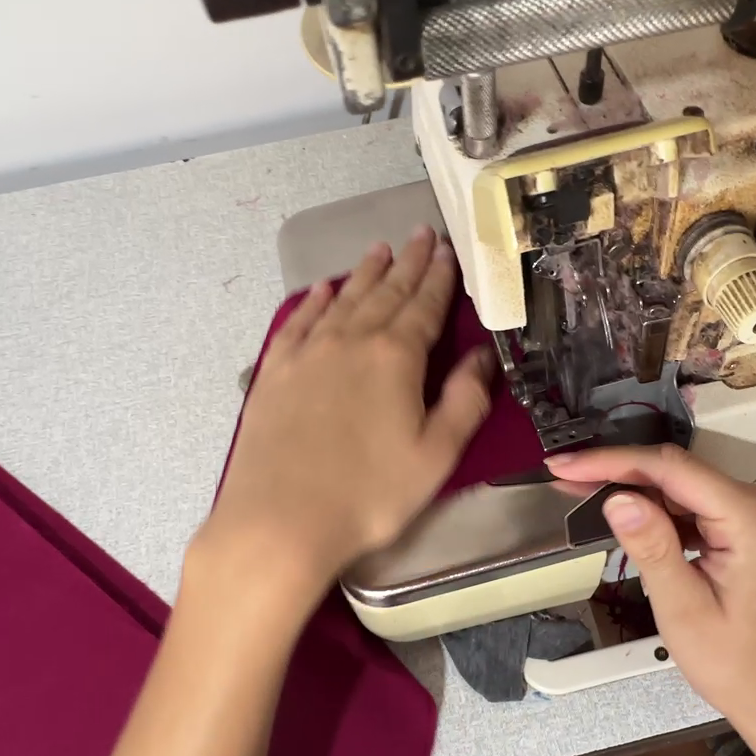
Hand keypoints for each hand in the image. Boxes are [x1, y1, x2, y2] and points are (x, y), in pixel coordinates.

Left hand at [199, 226, 492, 585]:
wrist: (280, 521)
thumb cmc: (369, 495)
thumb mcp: (436, 455)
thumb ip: (465, 400)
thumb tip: (481, 355)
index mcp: (396, 357)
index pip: (424, 306)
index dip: (438, 277)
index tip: (446, 249)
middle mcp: (351, 341)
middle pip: (385, 293)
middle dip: (406, 263)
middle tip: (419, 234)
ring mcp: (306, 353)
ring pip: (343, 300)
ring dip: (364, 273)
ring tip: (379, 249)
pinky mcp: (274, 373)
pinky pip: (298, 322)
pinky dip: (314, 301)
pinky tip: (322, 291)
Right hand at [545, 444, 755, 732]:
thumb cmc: (733, 662)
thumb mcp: (682, 608)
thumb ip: (652, 548)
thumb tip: (617, 500)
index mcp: (749, 518)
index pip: (671, 469)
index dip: (612, 462)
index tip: (565, 465)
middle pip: (674, 471)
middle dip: (615, 472)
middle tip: (563, 476)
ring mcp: (752, 513)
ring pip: (678, 485)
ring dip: (630, 488)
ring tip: (578, 491)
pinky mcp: (742, 526)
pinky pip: (690, 504)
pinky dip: (652, 508)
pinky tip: (618, 512)